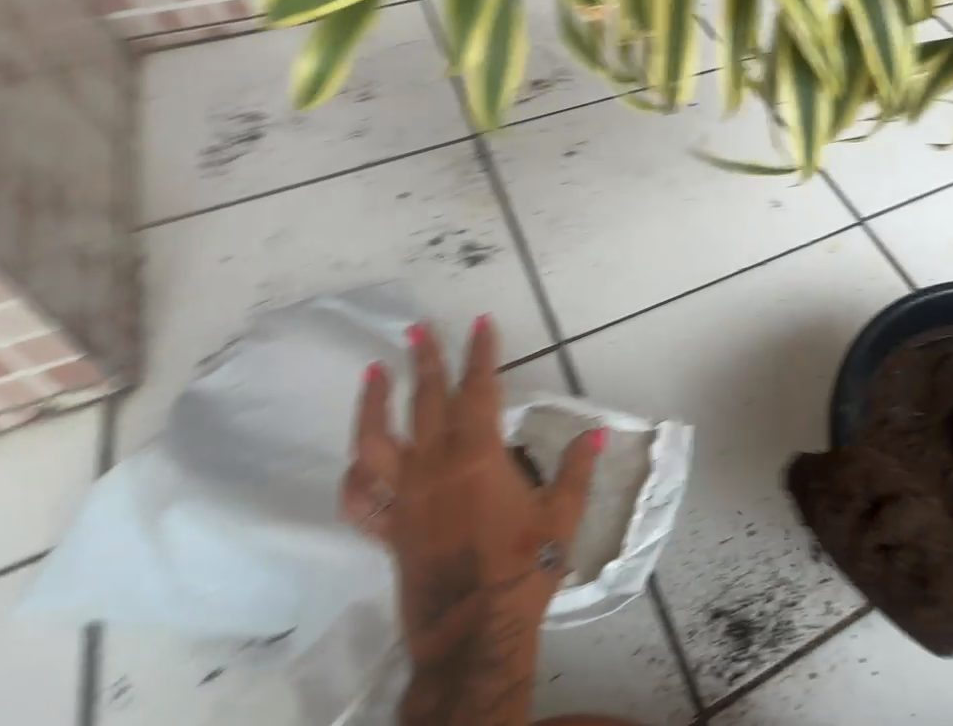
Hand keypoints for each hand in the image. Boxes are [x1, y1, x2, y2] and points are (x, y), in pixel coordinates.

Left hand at [341, 315, 602, 725]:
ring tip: (373, 373)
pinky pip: (360, 498)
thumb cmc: (524, 566)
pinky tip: (357, 459)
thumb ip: (576, 469)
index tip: (480, 323)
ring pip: (376, 441)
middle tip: (417, 328)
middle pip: (424, 402)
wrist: (474, 629)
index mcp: (478, 457)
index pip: (479, 391)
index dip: (481, 354)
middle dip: (424, 360)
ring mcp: (404, 498)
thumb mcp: (562, 515)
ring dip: (373, 403)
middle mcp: (433, 468)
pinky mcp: (387, 529)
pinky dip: (355, 475)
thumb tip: (597, 432)